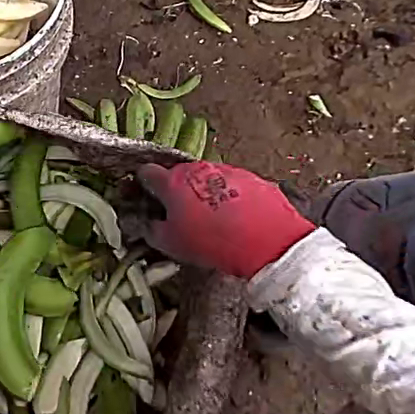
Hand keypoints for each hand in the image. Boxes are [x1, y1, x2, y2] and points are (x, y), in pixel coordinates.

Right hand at [136, 162, 314, 278]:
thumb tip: (146, 224)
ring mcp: (226, 170)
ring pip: (205, 178)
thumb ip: (151, 229)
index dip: (143, 185)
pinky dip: (229, 196)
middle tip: (180, 214)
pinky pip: (232, 184)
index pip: (146, 172)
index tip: (148, 197)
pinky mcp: (252, 178)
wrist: (270, 243)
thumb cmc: (213, 242)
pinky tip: (236, 217)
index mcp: (171, 182)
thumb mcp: (171, 244)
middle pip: (177, 174)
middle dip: (176, 190)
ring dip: (203, 192)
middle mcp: (196, 169)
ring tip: (213, 218)